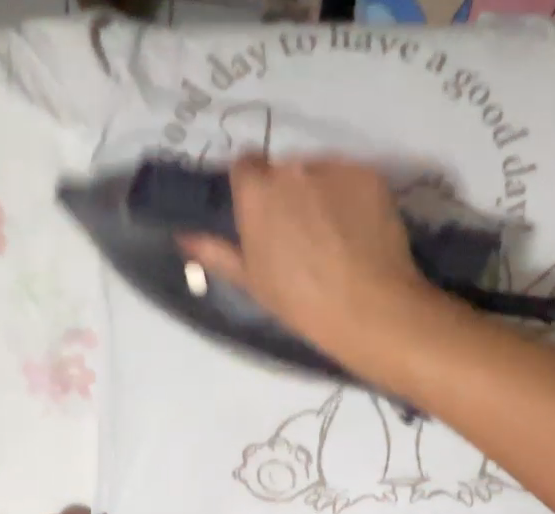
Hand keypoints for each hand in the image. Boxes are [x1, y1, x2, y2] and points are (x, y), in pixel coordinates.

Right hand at [179, 157, 438, 367]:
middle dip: (290, 192)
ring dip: (322, 192)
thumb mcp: (252, 281)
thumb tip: (184, 238)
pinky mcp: (370, 174)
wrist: (368, 307)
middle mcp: (293, 168)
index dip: (253, 188)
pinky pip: (353, 179)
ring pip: (321, 172)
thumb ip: (216, 252)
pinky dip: (353, 197)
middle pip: (285, 169)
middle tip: (302, 232)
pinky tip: (359, 231)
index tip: (263, 214)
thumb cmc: (300, 301)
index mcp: (256, 190)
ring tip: (335, 234)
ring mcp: (335, 168)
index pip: (245, 165)